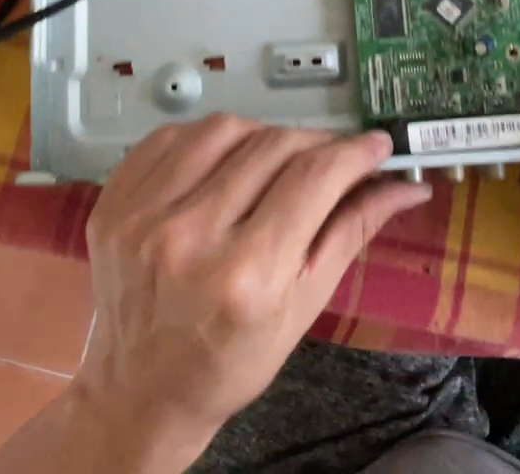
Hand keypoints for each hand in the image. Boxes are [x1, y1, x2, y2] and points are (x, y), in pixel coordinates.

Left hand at [0, 116, 432, 473]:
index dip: (353, 151)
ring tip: (274, 160)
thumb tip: (403, 186)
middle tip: (331, 155)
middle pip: (271, 144)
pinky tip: (223, 161)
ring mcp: (143, 214)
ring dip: (261, 134)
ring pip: (223, 128)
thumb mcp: (303, 307)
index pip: (314, 178)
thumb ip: (351, 232)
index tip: (374, 144)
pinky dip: (207, 138)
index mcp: (246, 275)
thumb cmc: (229, 361)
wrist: (141, 390)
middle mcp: (190, 236)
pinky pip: (171, 136)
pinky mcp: (115, 200)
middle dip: (314, 141)